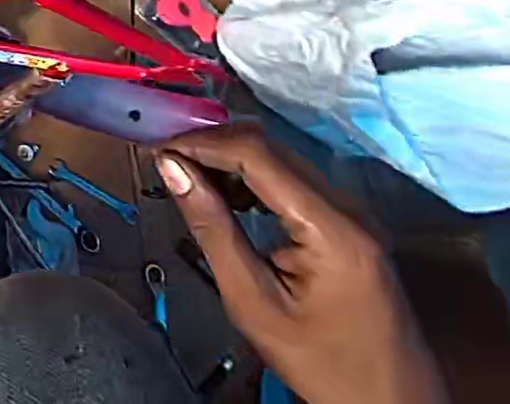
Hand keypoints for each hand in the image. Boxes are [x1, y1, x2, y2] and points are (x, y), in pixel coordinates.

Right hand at [157, 124, 445, 403]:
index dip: (201, 142)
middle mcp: (347, 207)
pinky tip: (222, 192)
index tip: (159, 149)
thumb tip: (170, 166)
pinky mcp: (346, 220)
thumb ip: (211, 227)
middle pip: (266, 147)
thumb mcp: (252, 302)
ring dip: (225, 157)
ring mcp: (350, 212)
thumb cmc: (322, 366)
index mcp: (331, 228)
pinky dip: (247, 174)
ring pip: (275, 156)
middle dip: (209, 144)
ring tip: (184, 173)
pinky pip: (288, 177)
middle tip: (164, 157)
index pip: (255, 153)